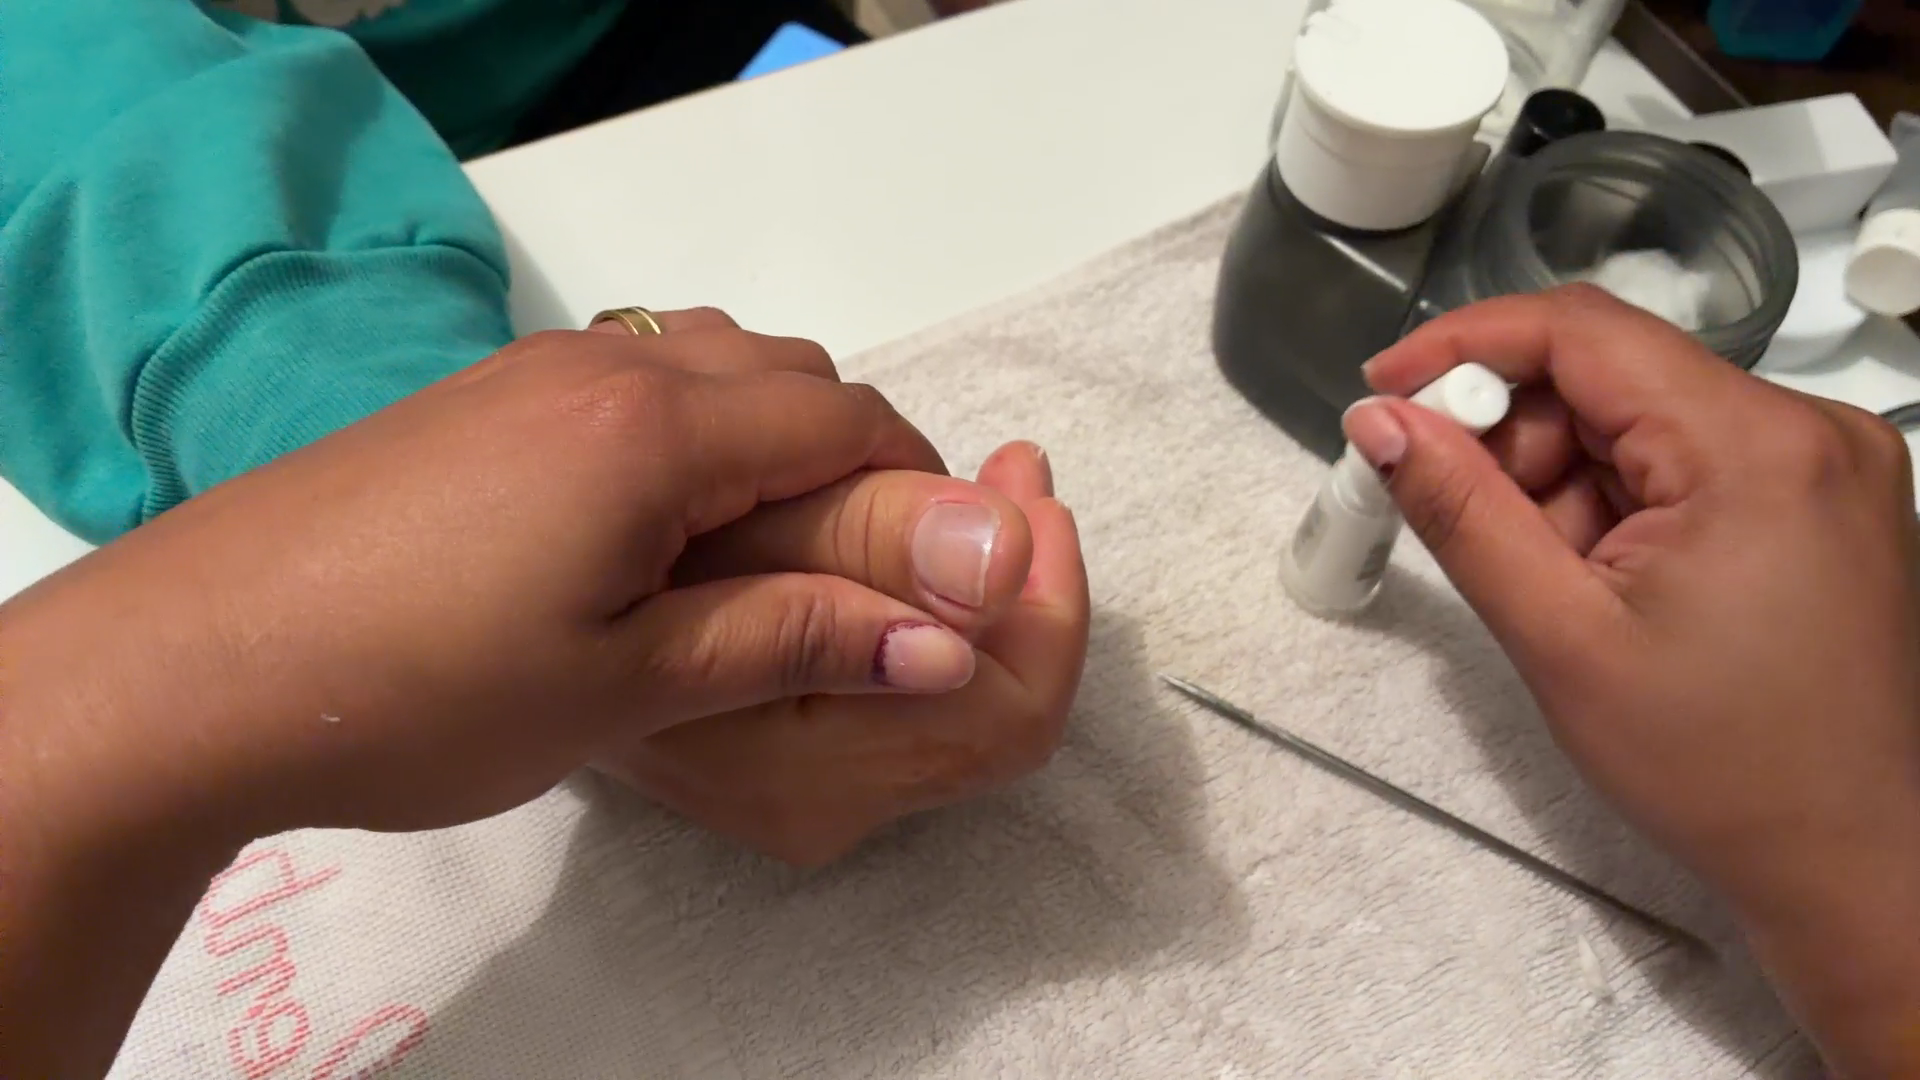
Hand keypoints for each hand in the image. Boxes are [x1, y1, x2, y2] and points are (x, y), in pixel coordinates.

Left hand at [1, 313, 1000, 1075]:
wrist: (182, 676)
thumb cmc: (429, 691)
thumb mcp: (635, 685)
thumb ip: (796, 642)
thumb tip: (943, 650)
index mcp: (657, 430)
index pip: (843, 417)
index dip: (913, 475)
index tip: (932, 547)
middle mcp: (614, 366)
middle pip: (793, 371)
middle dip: (855, 449)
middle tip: (854, 550)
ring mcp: (548, 365)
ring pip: (724, 359)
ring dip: (778, 429)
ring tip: (771, 529)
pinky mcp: (501, 389)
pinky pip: (655, 371)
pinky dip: (710, 422)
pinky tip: (675, 506)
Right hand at [601, 440, 1089, 864]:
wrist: (526, 632)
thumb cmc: (605, 569)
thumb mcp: (743, 528)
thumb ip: (874, 543)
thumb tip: (1011, 552)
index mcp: (812, 772)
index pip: (1010, 715)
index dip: (1049, 602)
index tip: (1033, 494)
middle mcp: (828, 812)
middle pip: (1005, 712)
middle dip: (1027, 584)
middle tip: (1013, 476)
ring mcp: (823, 800)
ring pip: (973, 702)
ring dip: (990, 590)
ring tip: (983, 492)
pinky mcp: (817, 769)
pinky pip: (929, 699)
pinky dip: (946, 612)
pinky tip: (925, 540)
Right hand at [1351, 285, 1919, 1076]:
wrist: (1854, 859)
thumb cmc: (1704, 755)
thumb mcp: (1552, 629)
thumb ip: (1458, 510)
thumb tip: (1373, 421)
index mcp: (1751, 446)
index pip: (1582, 332)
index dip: (1462, 342)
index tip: (1376, 389)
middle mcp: (1793, 428)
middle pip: (1597, 377)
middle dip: (1500, 435)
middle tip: (1449, 516)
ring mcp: (1799, 463)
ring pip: (1614, 421)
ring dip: (1537, 479)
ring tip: (1533, 572)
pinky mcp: (1786, 499)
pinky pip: (1647, 462)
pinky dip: (1580, 502)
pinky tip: (1576, 573)